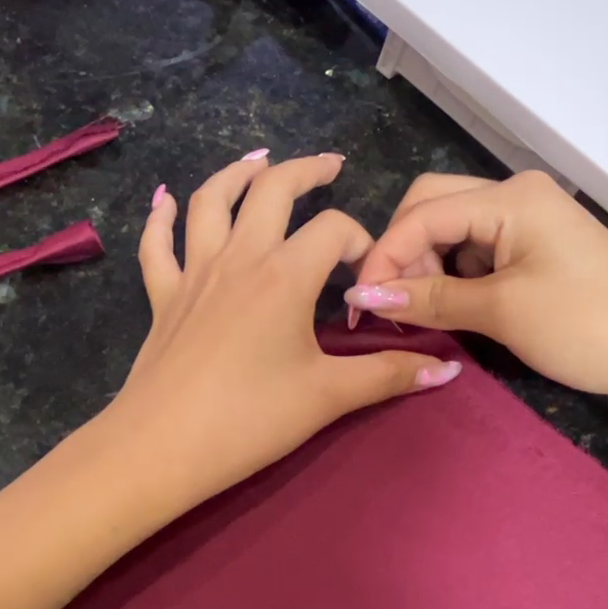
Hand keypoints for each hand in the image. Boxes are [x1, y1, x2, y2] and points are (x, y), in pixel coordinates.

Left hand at [105, 151, 459, 510]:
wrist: (162, 447)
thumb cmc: (250, 419)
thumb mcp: (328, 396)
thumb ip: (389, 375)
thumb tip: (450, 369)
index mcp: (286, 275)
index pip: (335, 230)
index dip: (362, 243)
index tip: (369, 283)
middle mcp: (240, 258)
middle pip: (272, 189)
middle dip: (306, 170)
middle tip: (330, 165)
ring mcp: (195, 273)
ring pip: (210, 201)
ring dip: (236, 174)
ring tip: (259, 161)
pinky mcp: (163, 296)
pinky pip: (157, 245)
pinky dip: (159, 217)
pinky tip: (164, 200)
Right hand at [346, 172, 607, 411]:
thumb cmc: (589, 327)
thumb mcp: (502, 312)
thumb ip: (428, 298)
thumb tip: (362, 294)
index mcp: (511, 196)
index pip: (422, 212)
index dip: (385, 255)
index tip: (360, 304)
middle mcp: (518, 195)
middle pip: (434, 208)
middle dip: (404, 253)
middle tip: (395, 306)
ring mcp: (532, 222)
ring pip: (454, 231)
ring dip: (428, 267)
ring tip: (424, 312)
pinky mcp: (540, 250)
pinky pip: (480, 251)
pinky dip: (456, 276)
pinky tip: (454, 307)